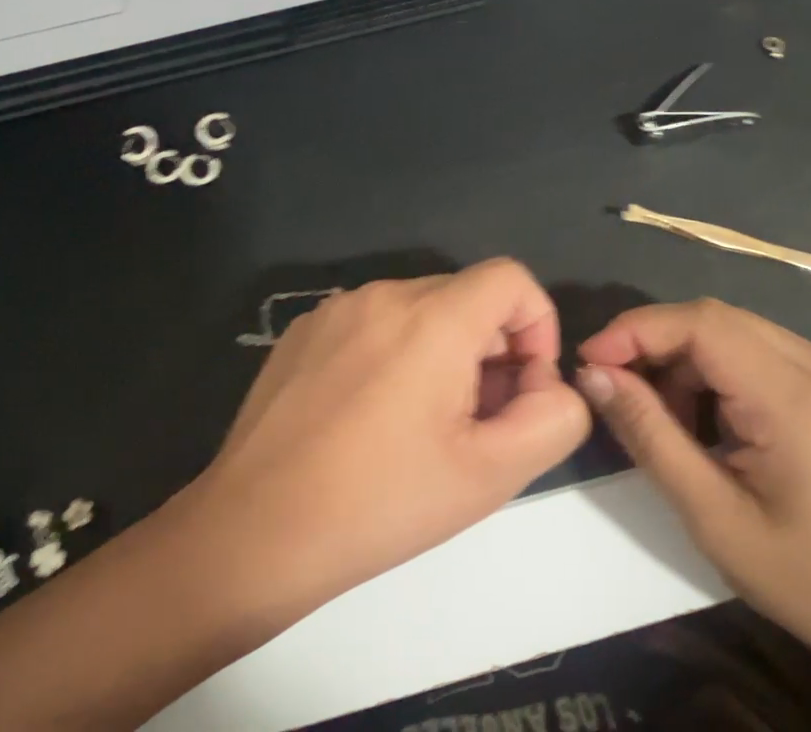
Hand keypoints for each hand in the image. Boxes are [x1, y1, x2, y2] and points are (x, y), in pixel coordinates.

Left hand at [188, 258, 591, 607]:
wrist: (256, 532)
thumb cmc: (382, 503)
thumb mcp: (493, 474)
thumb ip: (554, 417)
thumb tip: (550, 384)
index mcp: (432, 318)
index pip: (510, 278)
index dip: (537, 326)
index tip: (522, 388)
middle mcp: (381, 295)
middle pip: (465, 296)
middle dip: (490, 349)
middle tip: (476, 422)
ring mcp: (333, 310)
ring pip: (417, 310)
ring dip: (441, 353)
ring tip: (421, 426)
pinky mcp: (300, 333)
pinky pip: (370, 324)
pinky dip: (392, 354)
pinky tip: (369, 419)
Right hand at [577, 301, 810, 731]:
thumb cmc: (806, 581)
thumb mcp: (711, 516)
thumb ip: (649, 435)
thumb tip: (593, 374)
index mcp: (798, 401)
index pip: (702, 324)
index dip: (636, 330)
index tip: (589, 363)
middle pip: (719, 319)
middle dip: (656, 344)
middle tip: (616, 391)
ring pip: (740, 332)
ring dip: (688, 361)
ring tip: (666, 421)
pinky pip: (766, 354)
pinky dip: (722, 372)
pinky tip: (711, 422)